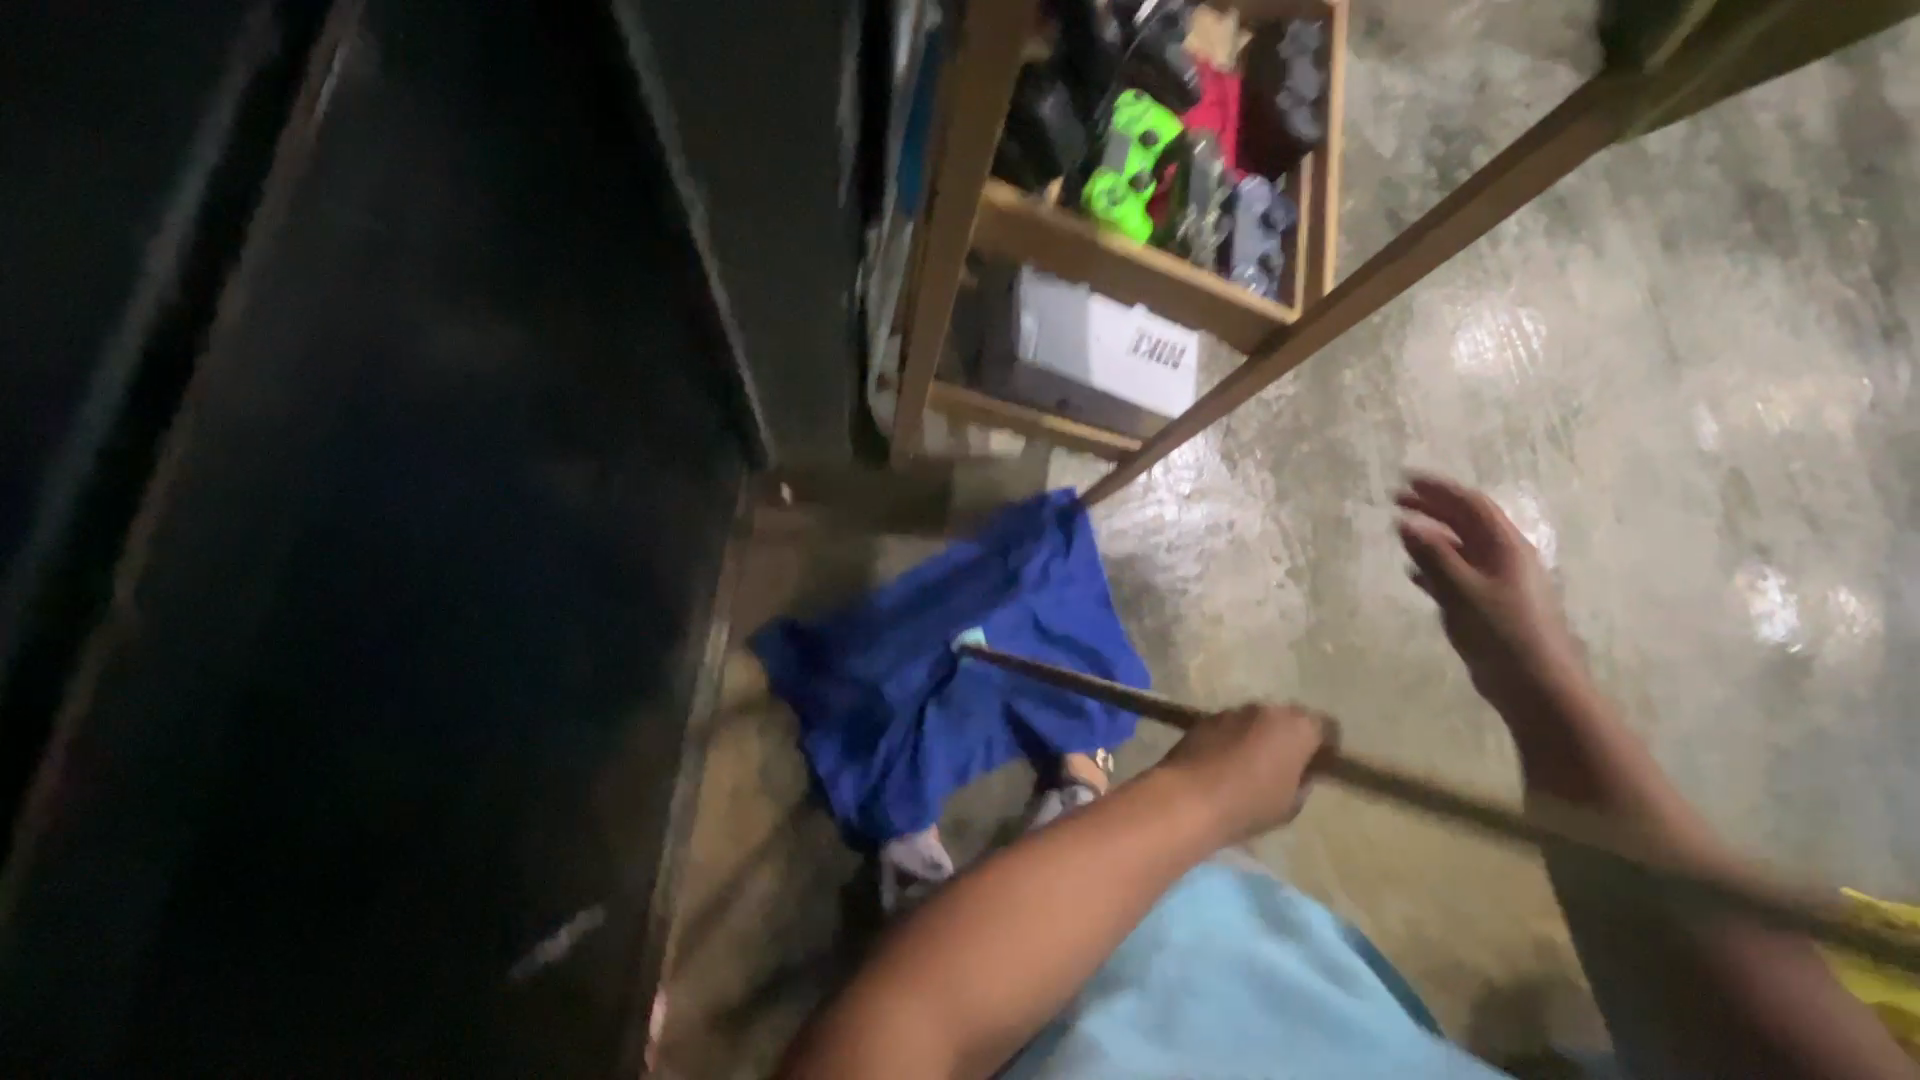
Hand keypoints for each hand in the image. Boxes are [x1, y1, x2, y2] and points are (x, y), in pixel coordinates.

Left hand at [1156, 703, 1335, 842]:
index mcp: (1297, 727)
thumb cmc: (1249, 805)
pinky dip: (1232, 739)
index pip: (1326, 726)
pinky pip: (1229, 727)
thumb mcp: (1290, 805)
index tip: (1321, 765)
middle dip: (1290, 738)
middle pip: (1288, 719)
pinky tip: (1224, 763)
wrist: (1188, 798)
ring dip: (1259, 737)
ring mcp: (1232, 711)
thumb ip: (1302, 782)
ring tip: (1250, 765)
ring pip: (1256, 721)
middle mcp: (1267, 709)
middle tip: (1286, 765)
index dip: (1326, 746)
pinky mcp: (1204, 718)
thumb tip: (1300, 773)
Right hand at [1395, 471, 1584, 713]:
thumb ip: (1433, 555)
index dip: (1439, 490)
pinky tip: (1415, 574)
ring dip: (1433, 536)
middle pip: (1467, 523)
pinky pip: (1460, 574)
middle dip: (1433, 509)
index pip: (1471, 505)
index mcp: (1506, 547)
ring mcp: (1500, 582)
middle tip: (1398, 501)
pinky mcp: (1490, 604)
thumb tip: (1406, 523)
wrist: (1535, 683)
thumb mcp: (1462, 590)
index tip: (1406, 481)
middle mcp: (1506, 558)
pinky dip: (1436, 566)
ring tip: (1402, 533)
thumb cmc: (1501, 632)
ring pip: (1463, 548)